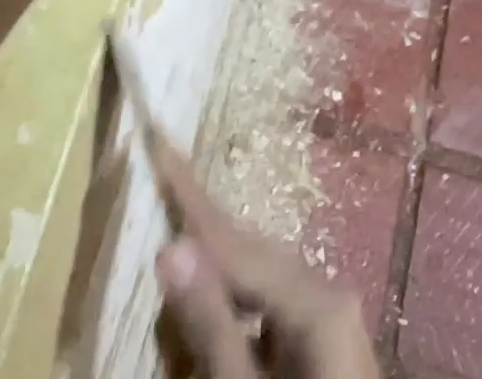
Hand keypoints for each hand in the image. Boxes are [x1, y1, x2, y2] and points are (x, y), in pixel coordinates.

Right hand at [147, 130, 379, 378]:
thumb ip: (211, 325)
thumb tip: (173, 248)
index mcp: (313, 299)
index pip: (231, 238)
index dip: (186, 191)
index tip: (156, 140)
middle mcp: (324, 293)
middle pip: (245, 246)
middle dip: (196, 224)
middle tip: (155, 179)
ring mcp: (326, 316)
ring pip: (255, 274)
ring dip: (210, 270)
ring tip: (171, 244)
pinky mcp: (320, 340)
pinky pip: (265, 304)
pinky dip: (230, 303)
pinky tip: (208, 309)